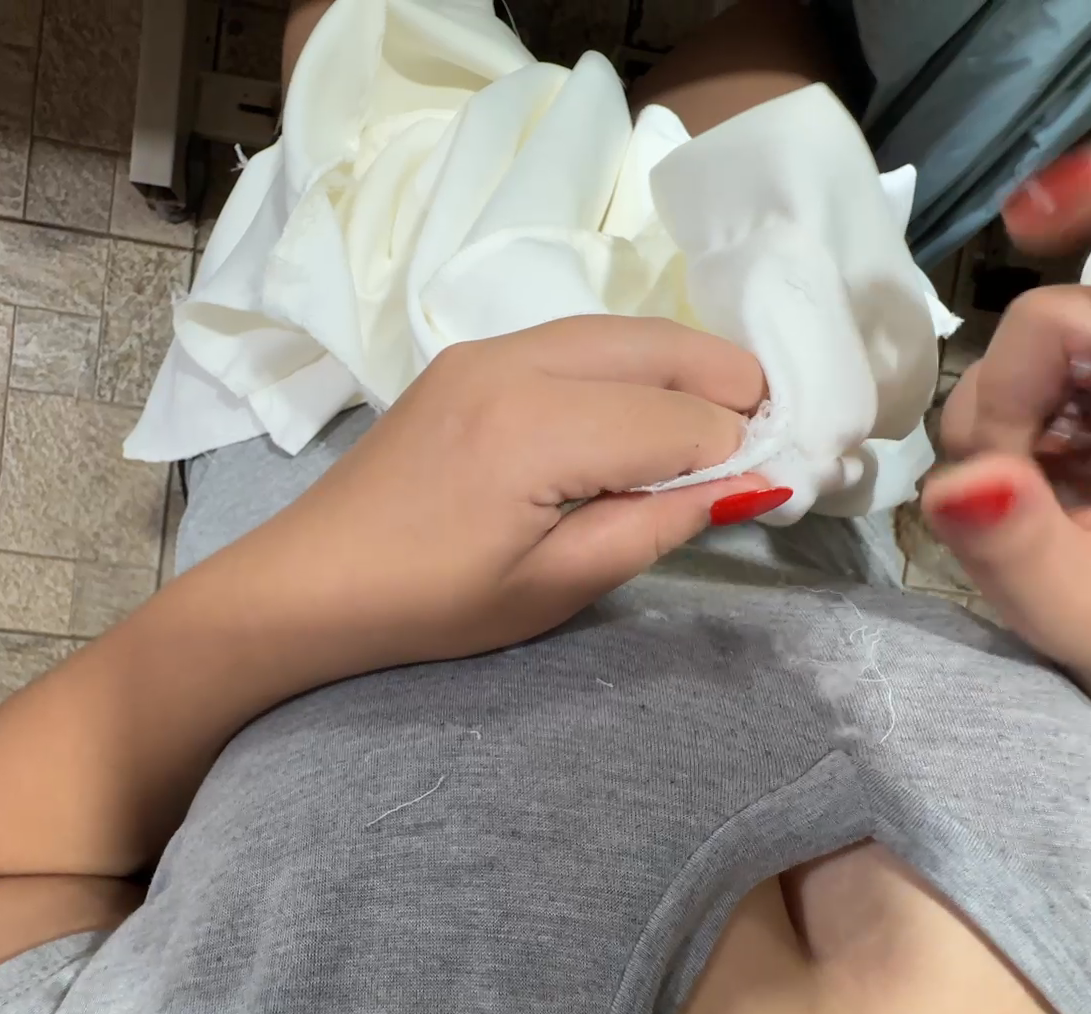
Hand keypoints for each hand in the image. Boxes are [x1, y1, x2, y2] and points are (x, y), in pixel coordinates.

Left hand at [187, 316, 775, 685]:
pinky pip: (572, 339)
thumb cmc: (429, 605)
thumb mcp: (552, 588)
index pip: (678, 421)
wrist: (313, 580)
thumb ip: (651, 527)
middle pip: (658, 346)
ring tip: (721, 412)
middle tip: (772, 425)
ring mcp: (483, 350)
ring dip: (680, 363)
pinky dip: (626, 364)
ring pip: (618, 330)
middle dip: (727, 381)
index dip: (737, 449)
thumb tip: (740, 483)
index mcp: (535, 430)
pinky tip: (638, 403)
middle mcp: (513, 363)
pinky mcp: (465, 357)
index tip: (777, 477)